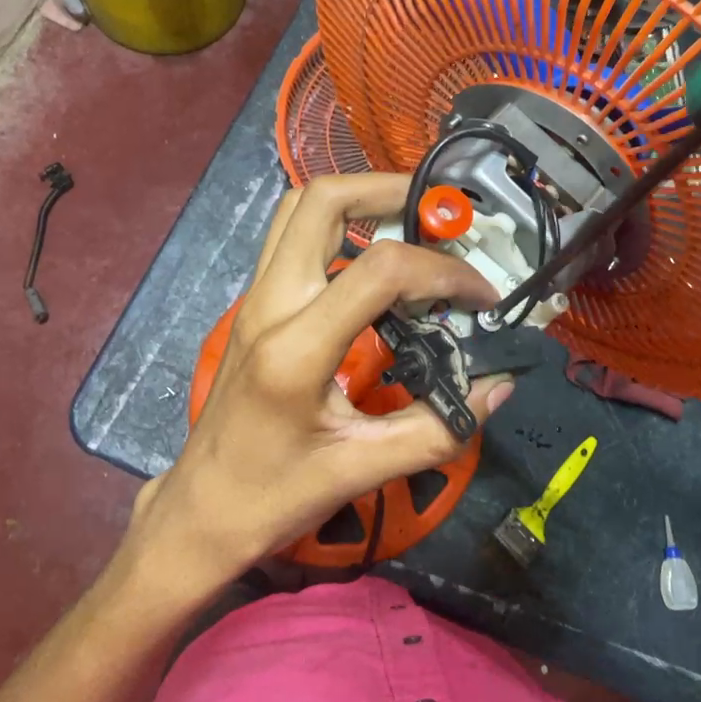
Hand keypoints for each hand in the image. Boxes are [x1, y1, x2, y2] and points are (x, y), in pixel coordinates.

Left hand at [130, 174, 514, 580]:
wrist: (201, 511)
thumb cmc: (274, 497)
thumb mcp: (361, 470)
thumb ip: (438, 429)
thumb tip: (500, 386)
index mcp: (296, 349)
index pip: (380, 270)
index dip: (443, 271)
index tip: (482, 297)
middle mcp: (270, 304)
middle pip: (321, 202)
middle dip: (388, 190)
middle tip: (441, 216)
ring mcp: (256, 298)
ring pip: (299, 208)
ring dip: (358, 198)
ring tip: (412, 222)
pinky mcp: (256, 304)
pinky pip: (292, 236)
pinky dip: (338, 225)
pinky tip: (376, 258)